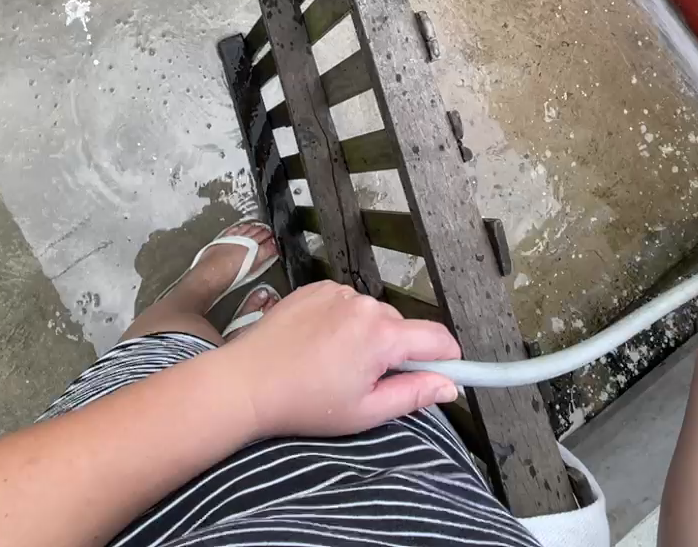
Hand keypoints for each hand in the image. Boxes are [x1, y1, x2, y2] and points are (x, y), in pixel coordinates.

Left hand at [212, 281, 461, 437]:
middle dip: (394, 351)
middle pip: (400, 326)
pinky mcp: (316, 286)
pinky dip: (342, 320)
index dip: (447, 356)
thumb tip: (449, 386)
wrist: (248, 381)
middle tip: (366, 380)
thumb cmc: (307, 403)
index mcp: (382, 335)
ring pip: (371, 314)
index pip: (436, 337)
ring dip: (366, 335)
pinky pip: (345, 303)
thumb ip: (413, 394)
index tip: (447, 371)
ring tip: (335, 363)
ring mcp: (338, 291)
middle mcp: (365, 303)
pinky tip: (319, 343)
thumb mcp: (365, 411)